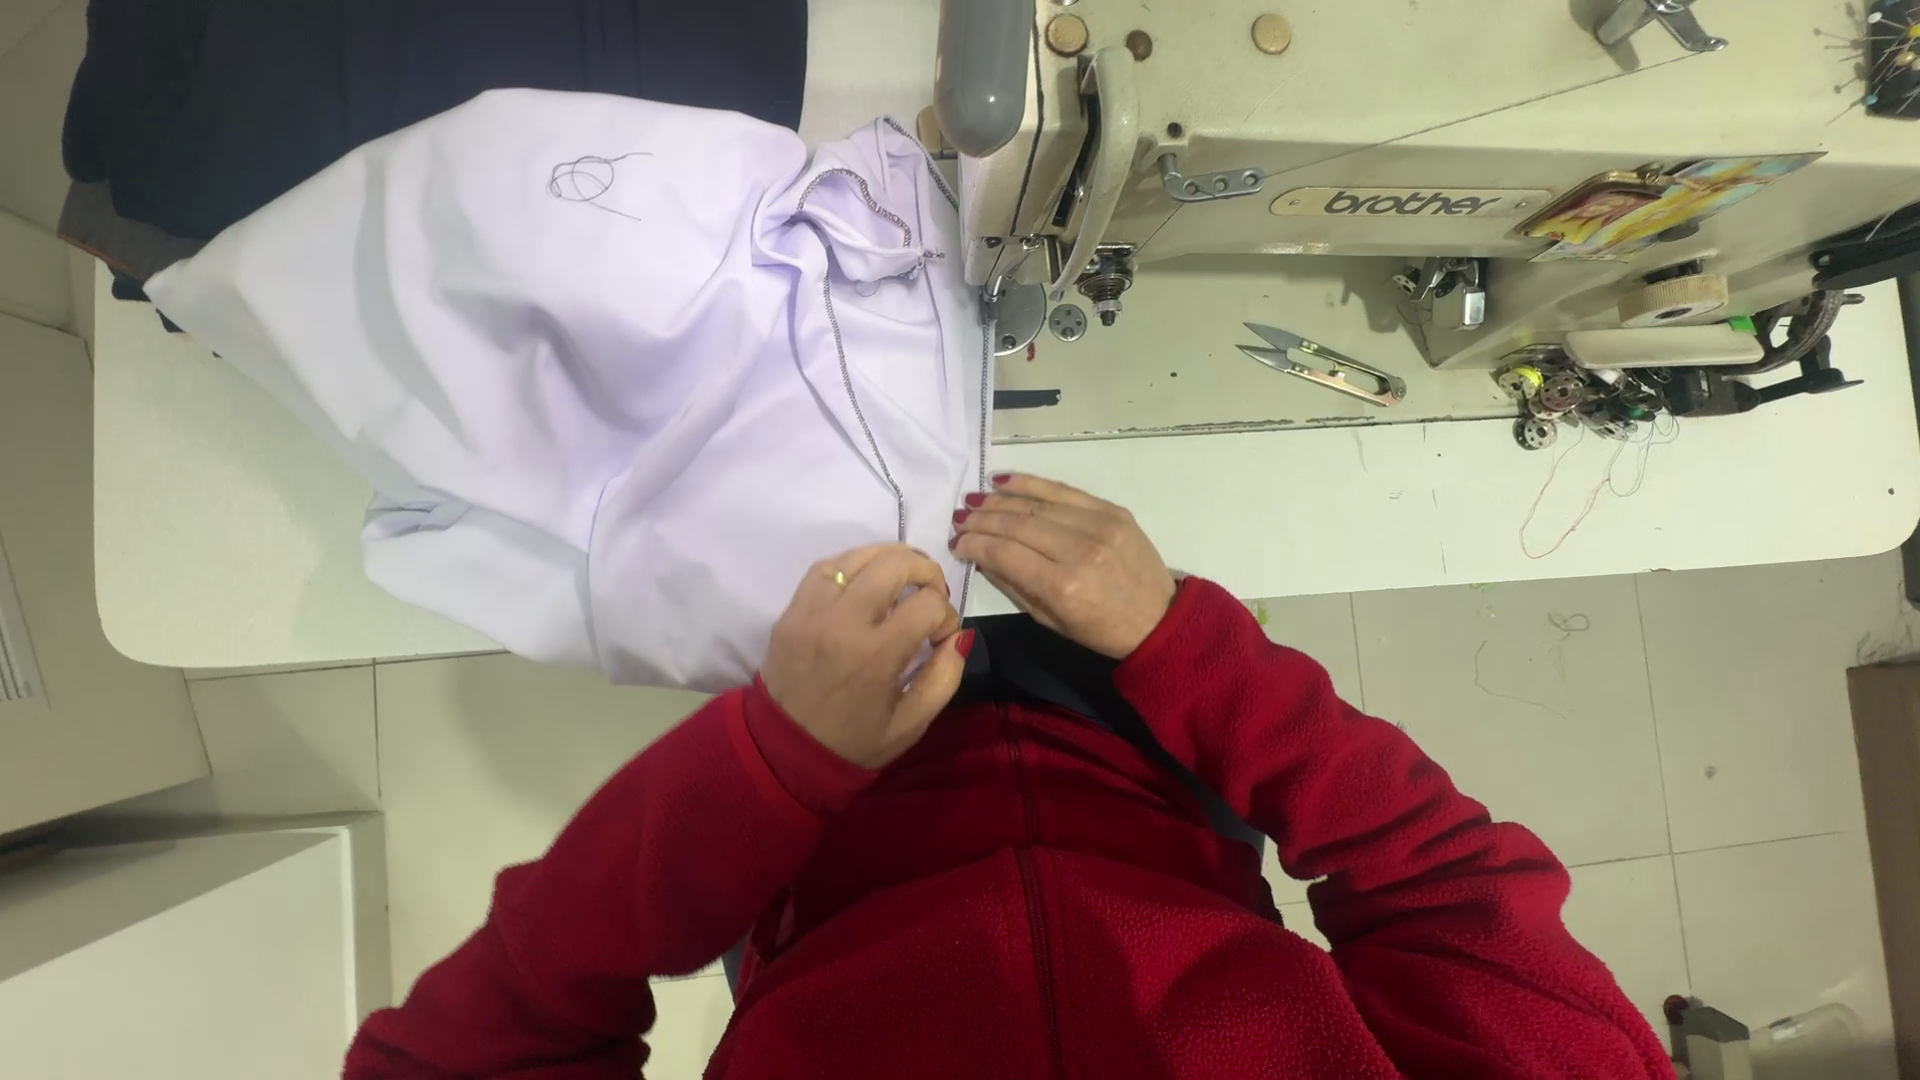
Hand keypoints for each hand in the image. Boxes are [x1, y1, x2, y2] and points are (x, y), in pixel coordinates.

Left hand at [760, 544, 971, 769]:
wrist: (783, 751)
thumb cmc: (853, 742)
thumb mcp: (910, 724)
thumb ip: (944, 677)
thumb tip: (960, 635)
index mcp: (876, 655)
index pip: (928, 604)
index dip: (947, 616)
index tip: (940, 638)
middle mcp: (843, 622)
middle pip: (895, 564)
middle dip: (927, 571)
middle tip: (931, 594)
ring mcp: (813, 611)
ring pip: (859, 555)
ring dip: (892, 559)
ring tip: (905, 577)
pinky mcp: (792, 610)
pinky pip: (827, 566)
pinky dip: (854, 564)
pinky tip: (867, 579)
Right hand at [950, 473, 1176, 658]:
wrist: (1158, 619)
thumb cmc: (1099, 630)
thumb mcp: (1049, 620)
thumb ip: (1012, 584)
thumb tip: (980, 554)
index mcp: (1062, 587)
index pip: (1005, 554)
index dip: (975, 543)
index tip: (956, 540)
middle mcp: (1080, 551)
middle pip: (1018, 524)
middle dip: (982, 519)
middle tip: (959, 517)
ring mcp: (1099, 526)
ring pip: (1037, 504)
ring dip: (999, 500)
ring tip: (974, 498)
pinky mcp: (1113, 511)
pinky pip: (1064, 490)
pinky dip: (1031, 483)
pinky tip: (1003, 481)